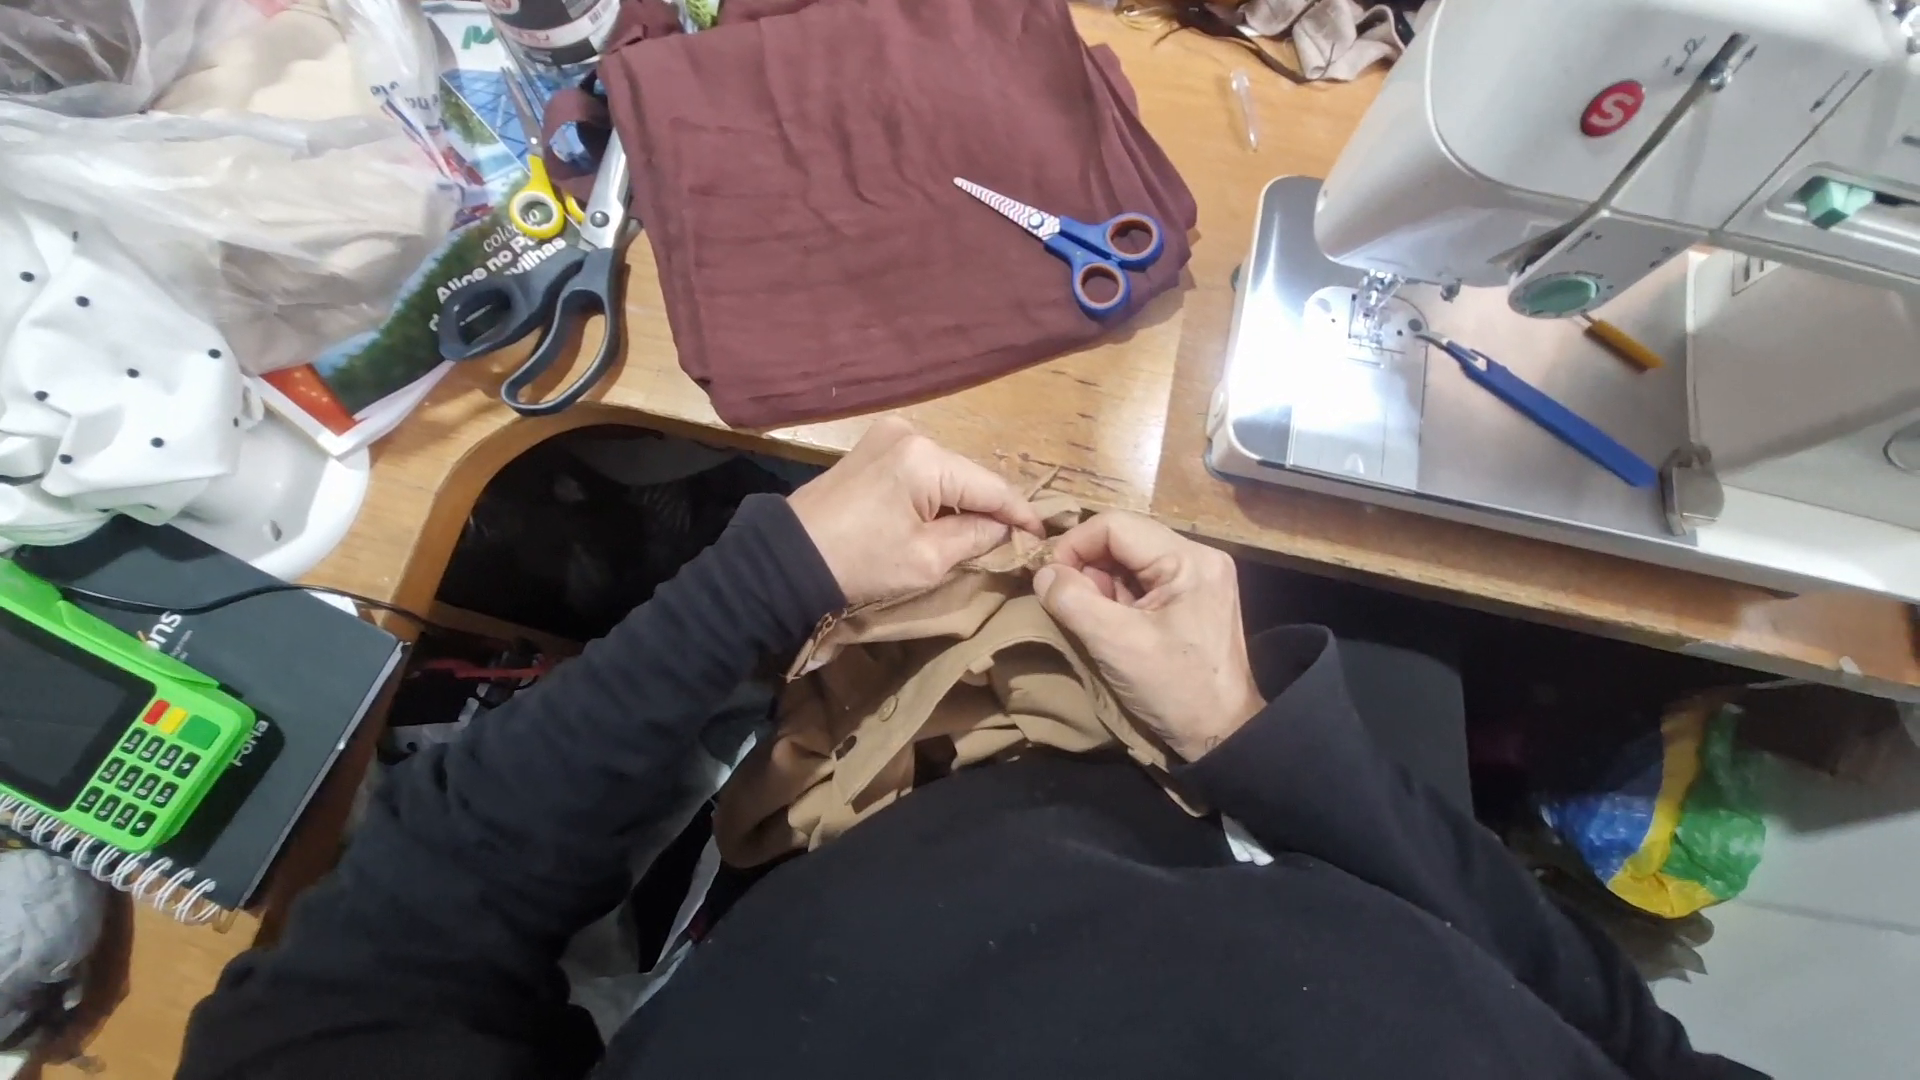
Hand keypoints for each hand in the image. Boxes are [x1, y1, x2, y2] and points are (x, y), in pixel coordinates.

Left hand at [788, 418, 1043, 605]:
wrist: (786, 560)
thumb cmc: (859, 564)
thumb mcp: (927, 560)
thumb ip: (976, 538)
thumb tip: (1006, 528)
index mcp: (926, 459)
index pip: (992, 487)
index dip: (1021, 514)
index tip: (1043, 536)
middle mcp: (910, 434)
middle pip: (969, 476)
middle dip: (990, 507)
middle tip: (1012, 540)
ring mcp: (887, 436)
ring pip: (947, 472)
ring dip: (962, 500)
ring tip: (980, 533)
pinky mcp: (871, 447)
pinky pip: (921, 469)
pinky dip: (936, 493)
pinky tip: (942, 517)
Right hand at [1033, 512, 1264, 760]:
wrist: (1222, 736)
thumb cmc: (1174, 689)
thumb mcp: (1116, 644)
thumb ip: (1073, 600)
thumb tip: (1043, 572)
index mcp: (1189, 559)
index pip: (1114, 525)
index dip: (1074, 546)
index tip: (1049, 580)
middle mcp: (1197, 557)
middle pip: (1122, 539)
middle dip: (1086, 568)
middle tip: (1067, 603)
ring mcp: (1196, 578)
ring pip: (1127, 560)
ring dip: (1098, 585)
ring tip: (1088, 619)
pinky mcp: (1190, 599)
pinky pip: (1140, 582)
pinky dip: (1114, 598)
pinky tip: (1107, 625)